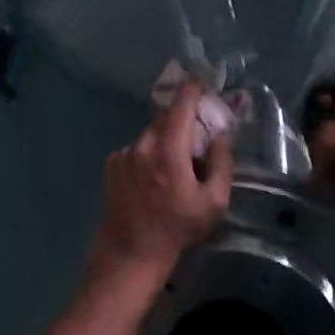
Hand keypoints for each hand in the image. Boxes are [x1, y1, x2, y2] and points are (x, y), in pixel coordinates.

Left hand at [91, 83, 234, 274]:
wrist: (131, 252)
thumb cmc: (178, 229)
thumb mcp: (214, 202)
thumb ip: (222, 163)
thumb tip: (221, 135)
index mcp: (169, 152)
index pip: (181, 107)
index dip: (193, 90)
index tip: (201, 81)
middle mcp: (143, 146)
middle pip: (166, 119)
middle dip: (182, 120)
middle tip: (196, 135)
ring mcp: (124, 154)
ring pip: (151, 134)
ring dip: (164, 139)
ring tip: (174, 165)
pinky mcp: (112, 164)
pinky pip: (136, 148)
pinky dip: (148, 153)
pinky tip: (153, 178)